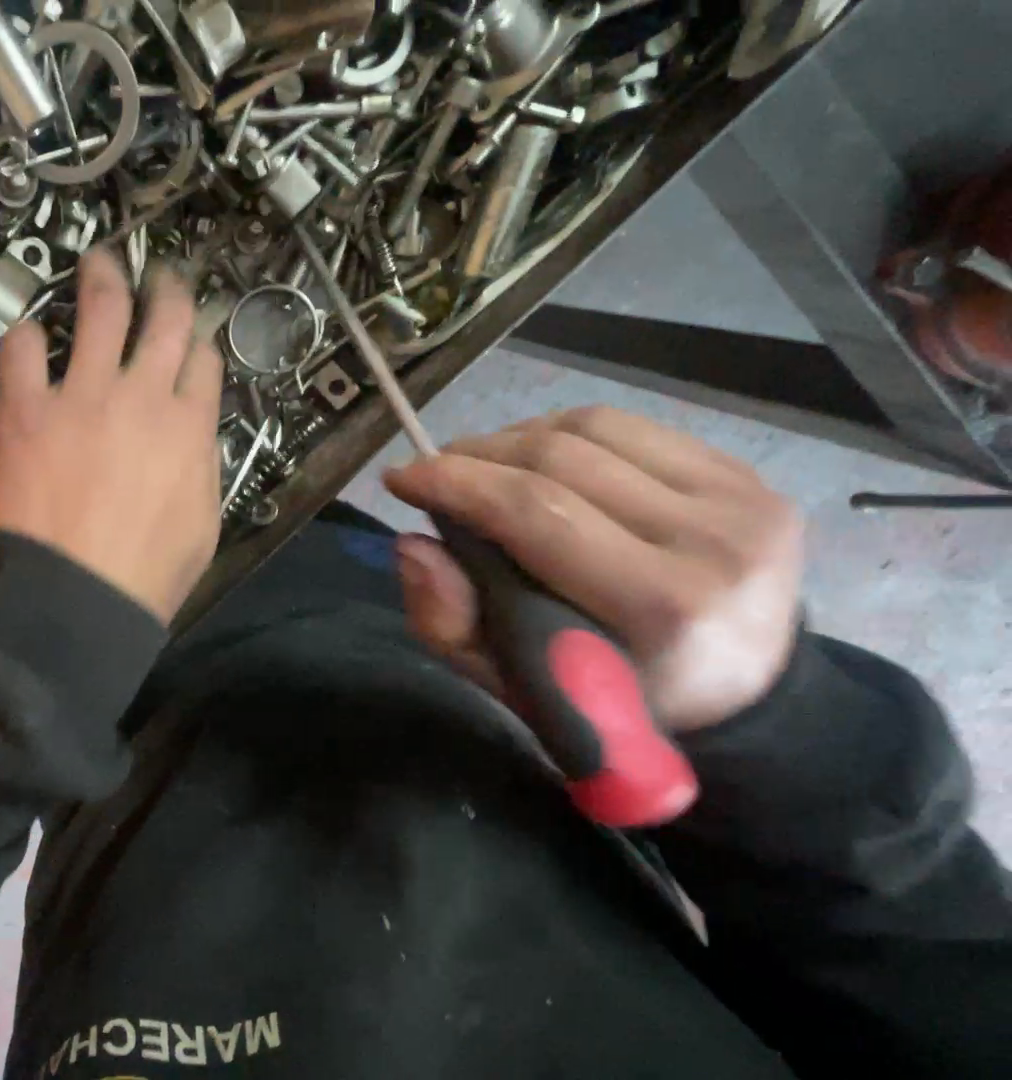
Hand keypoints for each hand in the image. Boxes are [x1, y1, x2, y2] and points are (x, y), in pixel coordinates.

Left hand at [0, 251, 222, 623]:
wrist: (76, 600)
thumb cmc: (145, 575)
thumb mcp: (203, 523)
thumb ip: (200, 465)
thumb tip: (191, 436)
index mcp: (189, 425)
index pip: (202, 360)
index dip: (197, 344)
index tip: (190, 342)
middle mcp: (141, 394)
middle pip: (165, 319)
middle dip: (167, 291)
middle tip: (159, 277)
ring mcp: (81, 395)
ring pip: (99, 310)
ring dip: (102, 278)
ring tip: (97, 260)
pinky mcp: (26, 408)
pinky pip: (23, 348)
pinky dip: (25, 334)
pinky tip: (27, 334)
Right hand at [383, 406, 803, 732]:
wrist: (737, 693)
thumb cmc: (608, 697)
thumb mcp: (511, 684)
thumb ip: (450, 625)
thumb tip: (414, 545)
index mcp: (661, 605)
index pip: (537, 512)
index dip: (456, 483)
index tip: (399, 477)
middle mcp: (713, 540)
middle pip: (560, 459)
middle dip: (474, 456)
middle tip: (428, 471)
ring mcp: (741, 497)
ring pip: (594, 429)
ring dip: (514, 437)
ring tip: (477, 464)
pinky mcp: (746, 474)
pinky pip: (630, 429)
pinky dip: (564, 433)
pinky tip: (536, 457)